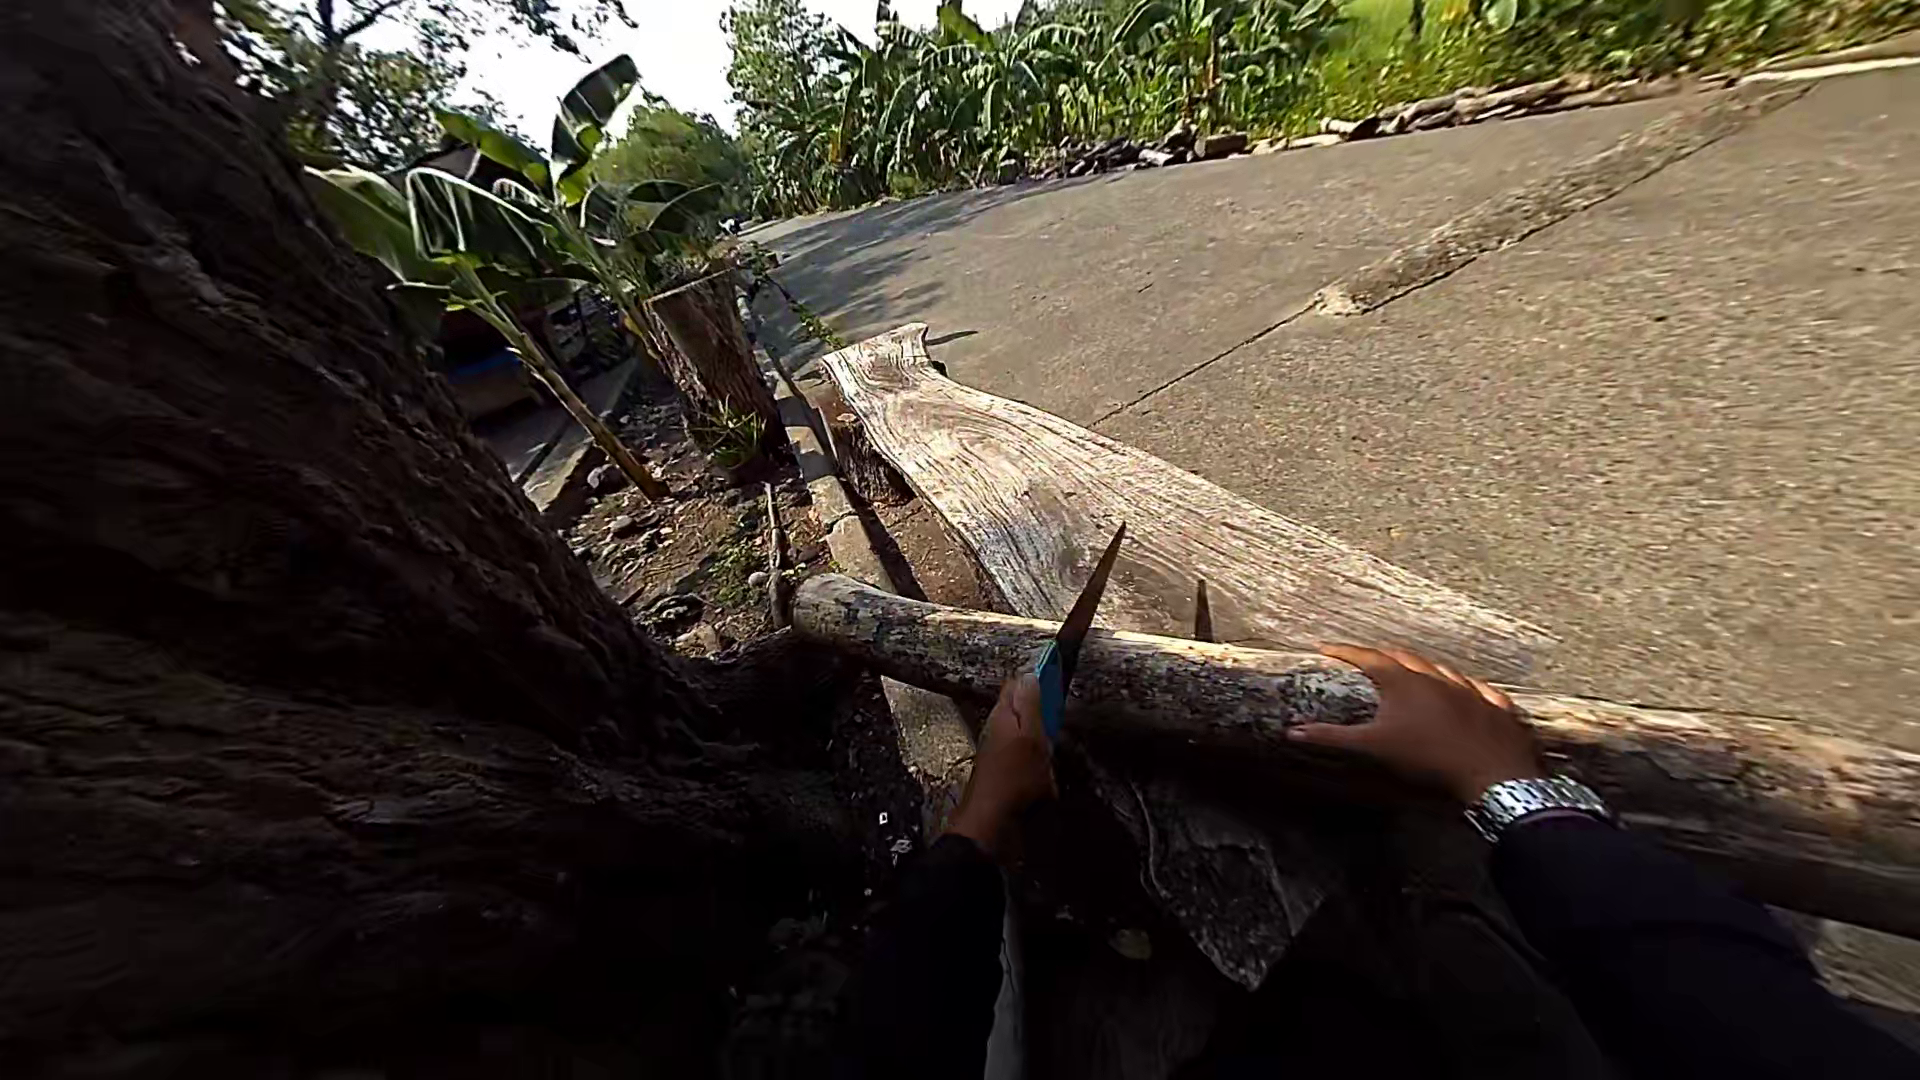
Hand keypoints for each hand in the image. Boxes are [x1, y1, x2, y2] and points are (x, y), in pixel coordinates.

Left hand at [948, 672, 1055, 853]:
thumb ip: (1029, 705)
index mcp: (1002, 714)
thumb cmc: (1014, 779)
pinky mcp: (1007, 775)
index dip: (1036, 675)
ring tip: (1055, 749)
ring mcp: (1001, 752)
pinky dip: (1040, 764)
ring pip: (1027, 735)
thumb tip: (1030, 673)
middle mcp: (998, 729)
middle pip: (1022, 709)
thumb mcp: (1029, 737)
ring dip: (1043, 740)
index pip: (1017, 683)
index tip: (1058, 673)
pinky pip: (1028, 760)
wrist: (993, 827)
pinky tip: (1047, 776)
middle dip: (1043, 710)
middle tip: (1061, 715)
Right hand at [1288, 644, 1543, 803]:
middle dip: (1380, 653)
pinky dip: (1468, 686)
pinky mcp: (1498, 709)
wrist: (1494, 778)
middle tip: (1364, 656)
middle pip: (1403, 656)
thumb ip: (1332, 737)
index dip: (1343, 651)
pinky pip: (1482, 690)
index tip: (1325, 648)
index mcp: (1403, 682)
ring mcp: (1470, 692)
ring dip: (1421, 665)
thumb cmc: (1426, 758)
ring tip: (1410, 667)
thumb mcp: (1373, 746)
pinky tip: (1467, 689)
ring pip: (1441, 668)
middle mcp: (1435, 679)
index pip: (1366, 657)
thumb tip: (1291, 732)